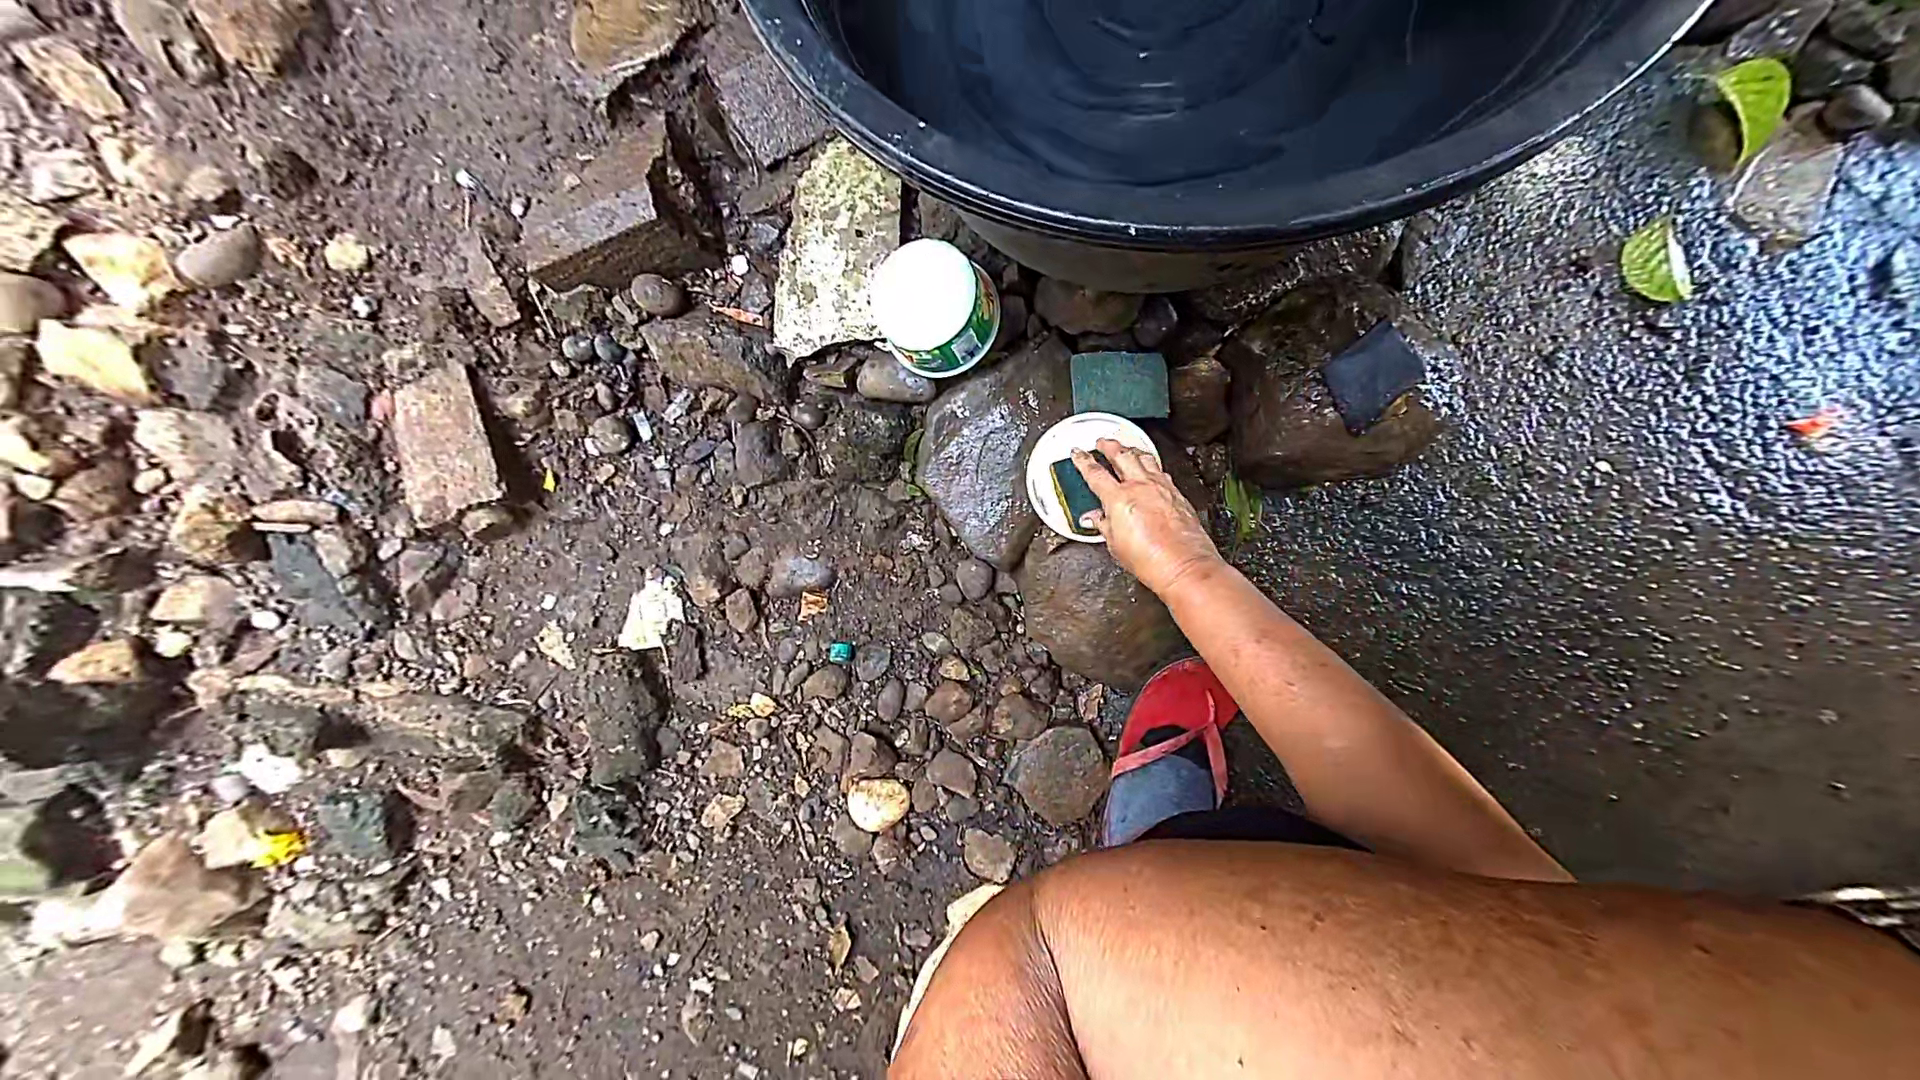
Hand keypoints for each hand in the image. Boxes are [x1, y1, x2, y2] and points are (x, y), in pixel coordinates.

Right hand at [1072, 438, 1223, 596]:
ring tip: (1127, 448)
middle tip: (1102, 442)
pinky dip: (1152, 465)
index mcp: (1119, 498)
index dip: (1083, 461)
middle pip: (1122, 455)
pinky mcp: (1177, 493)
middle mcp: (1140, 487)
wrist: (1182, 564)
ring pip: (1145, 457)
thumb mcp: (1115, 544)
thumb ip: (1103, 525)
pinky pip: (1161, 471)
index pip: (1095, 473)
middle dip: (1109, 445)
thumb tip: (1093, 518)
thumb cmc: (1150, 558)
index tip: (1078, 454)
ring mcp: (1161, 487)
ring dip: (1132, 450)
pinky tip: (1152, 468)